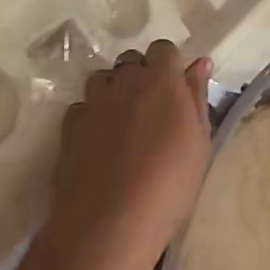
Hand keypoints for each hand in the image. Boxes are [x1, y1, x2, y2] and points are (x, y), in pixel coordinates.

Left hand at [45, 39, 212, 269]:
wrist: (110, 220)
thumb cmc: (169, 180)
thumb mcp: (199, 140)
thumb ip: (196, 96)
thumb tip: (200, 63)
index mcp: (161, 78)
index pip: (163, 49)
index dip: (169, 65)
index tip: (175, 88)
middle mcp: (125, 80)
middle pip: (131, 60)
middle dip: (141, 74)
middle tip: (152, 107)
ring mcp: (93, 101)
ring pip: (103, 79)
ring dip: (114, 90)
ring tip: (124, 122)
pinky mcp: (69, 125)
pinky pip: (82, 106)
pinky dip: (92, 115)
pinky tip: (100, 142)